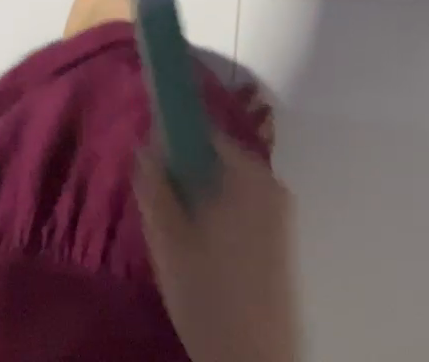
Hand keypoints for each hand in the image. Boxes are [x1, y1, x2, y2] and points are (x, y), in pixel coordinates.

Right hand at [136, 136, 301, 361]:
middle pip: (217, 161)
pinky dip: (218, 218)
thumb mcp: (167, 238)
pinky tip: (199, 252)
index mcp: (249, 175)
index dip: (174, 138)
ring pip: (227, 189)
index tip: (151, 159)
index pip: (205, 133)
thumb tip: (146, 144)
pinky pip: (241, 210)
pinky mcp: (281, 242)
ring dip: (200, 200)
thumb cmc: (208, 295)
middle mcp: (271, 185)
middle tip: (159, 205)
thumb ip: (154, 184)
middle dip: (186, 176)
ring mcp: (280, 214)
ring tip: (176, 235)